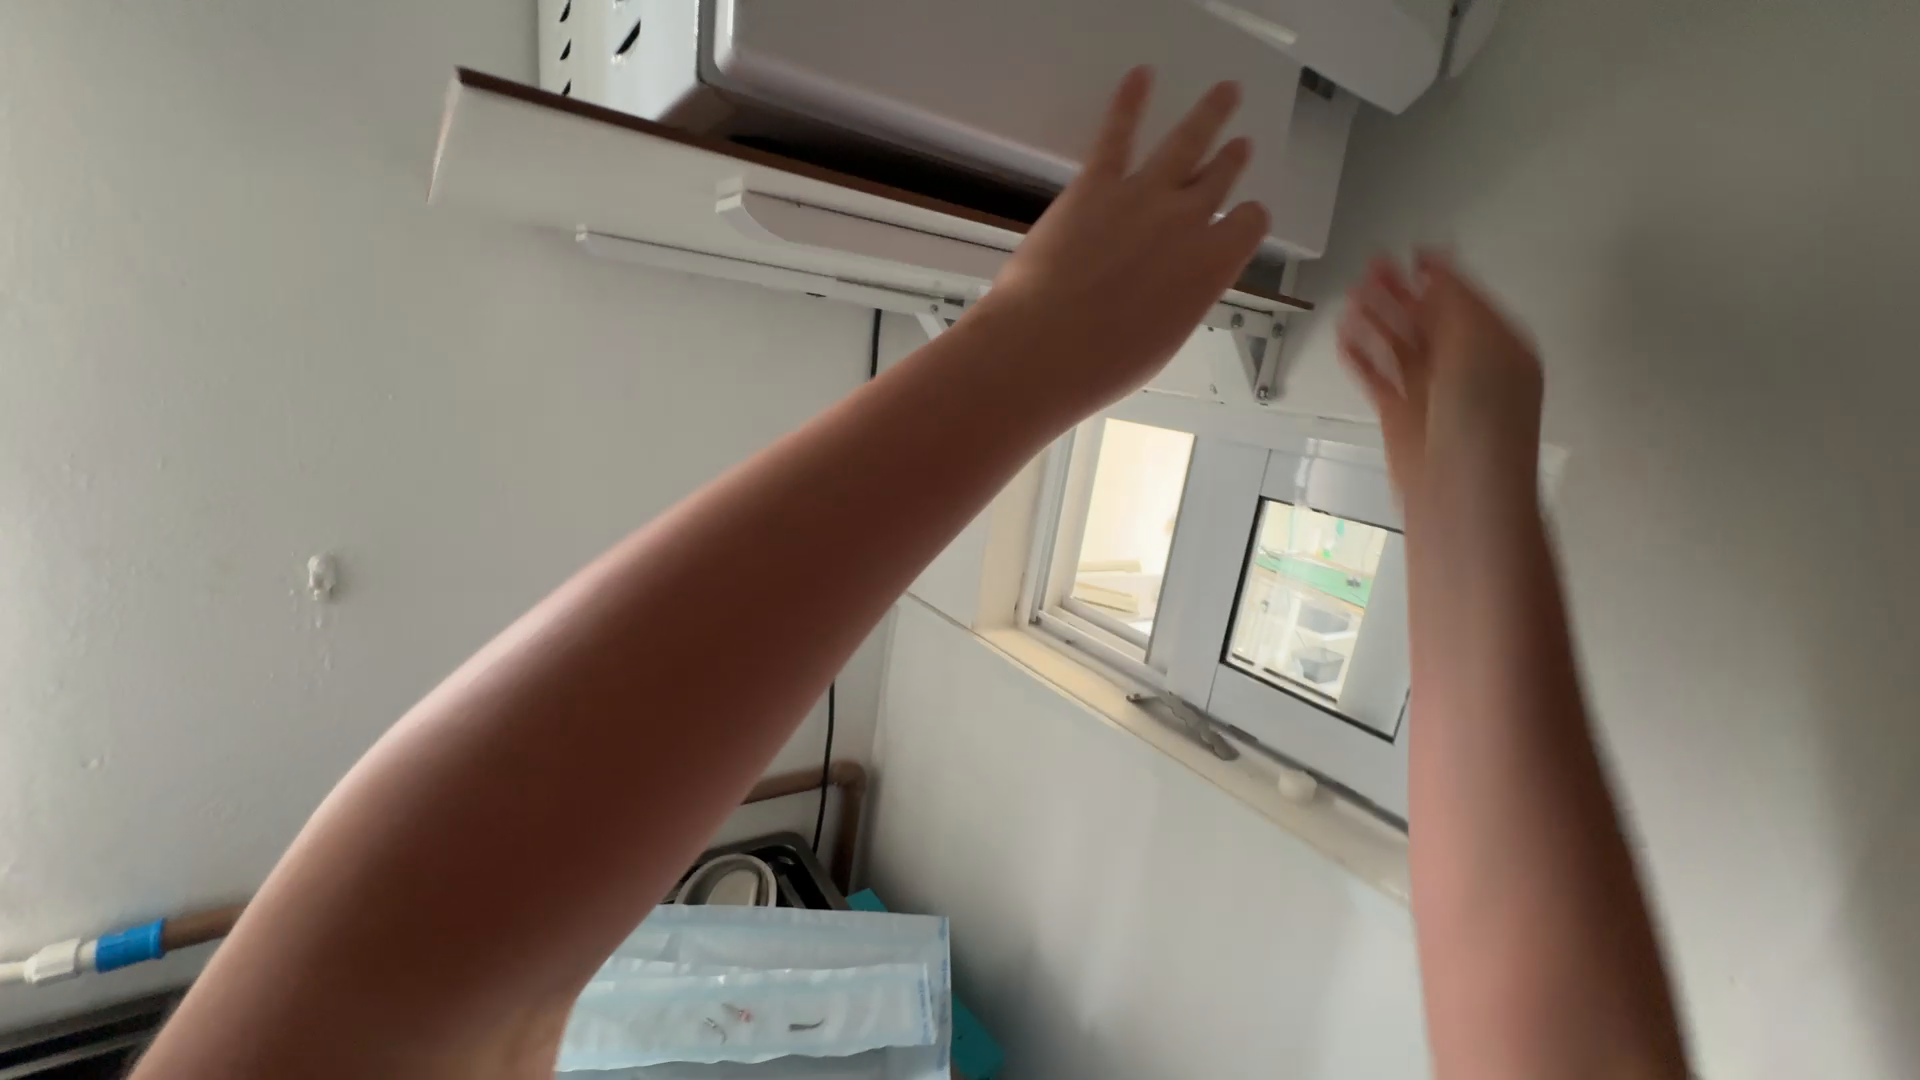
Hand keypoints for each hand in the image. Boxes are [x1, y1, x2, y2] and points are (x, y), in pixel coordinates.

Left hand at [968, 68, 1270, 419]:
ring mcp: (1143, 197)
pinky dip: (1130, 101)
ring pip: (1187, 141)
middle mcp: (1187, 221)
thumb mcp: (1158, 344)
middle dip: (1231, 162)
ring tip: (1223, 94)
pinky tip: (1139, 79)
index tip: (1241, 218)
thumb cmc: (1100, 363)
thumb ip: (1175, 304)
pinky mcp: (1095, 186)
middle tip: (1238, 147)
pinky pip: (1118, 133)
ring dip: (1209, 114)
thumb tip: (1167, 296)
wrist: (1046, 349)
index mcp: (1211, 266)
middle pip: (1220, 178)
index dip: (1244, 220)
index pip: (1247, 225)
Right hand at [1338, 253, 1542, 504]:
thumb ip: (1455, 304)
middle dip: (1399, 291)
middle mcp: (1465, 365)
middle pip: (1425, 317)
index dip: (1438, 273)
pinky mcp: (1400, 414)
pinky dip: (1360, 357)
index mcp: (1496, 345)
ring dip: (1375, 319)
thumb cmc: (1485, 430)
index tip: (1417, 252)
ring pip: (1397, 344)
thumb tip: (1435, 270)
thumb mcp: (1479, 347)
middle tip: (1375, 268)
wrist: (1459, 489)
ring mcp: (1430, 390)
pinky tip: (1348, 339)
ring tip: (1354, 297)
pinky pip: (1375, 376)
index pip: (1463, 297)